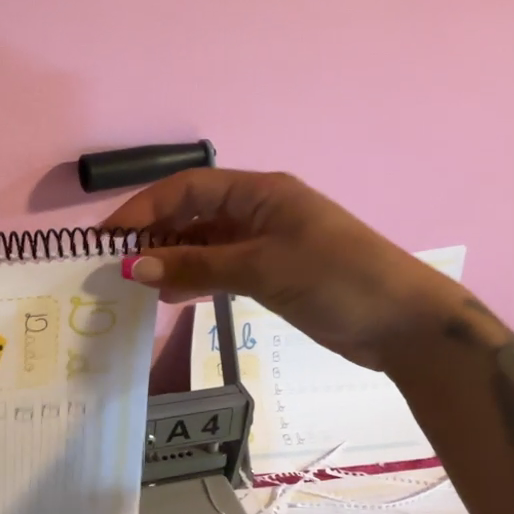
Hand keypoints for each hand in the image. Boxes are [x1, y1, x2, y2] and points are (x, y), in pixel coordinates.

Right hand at [103, 170, 462, 369]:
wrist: (404, 324)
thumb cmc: (336, 279)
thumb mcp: (261, 268)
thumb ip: (196, 266)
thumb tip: (134, 265)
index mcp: (260, 192)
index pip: (187, 189)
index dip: (145, 207)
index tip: (110, 236)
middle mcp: (258, 210)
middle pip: (192, 213)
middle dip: (154, 234)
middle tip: (115, 263)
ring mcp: (265, 243)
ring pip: (204, 243)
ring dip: (171, 258)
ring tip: (136, 282)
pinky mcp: (272, 273)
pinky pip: (220, 267)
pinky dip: (194, 277)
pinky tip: (169, 294)